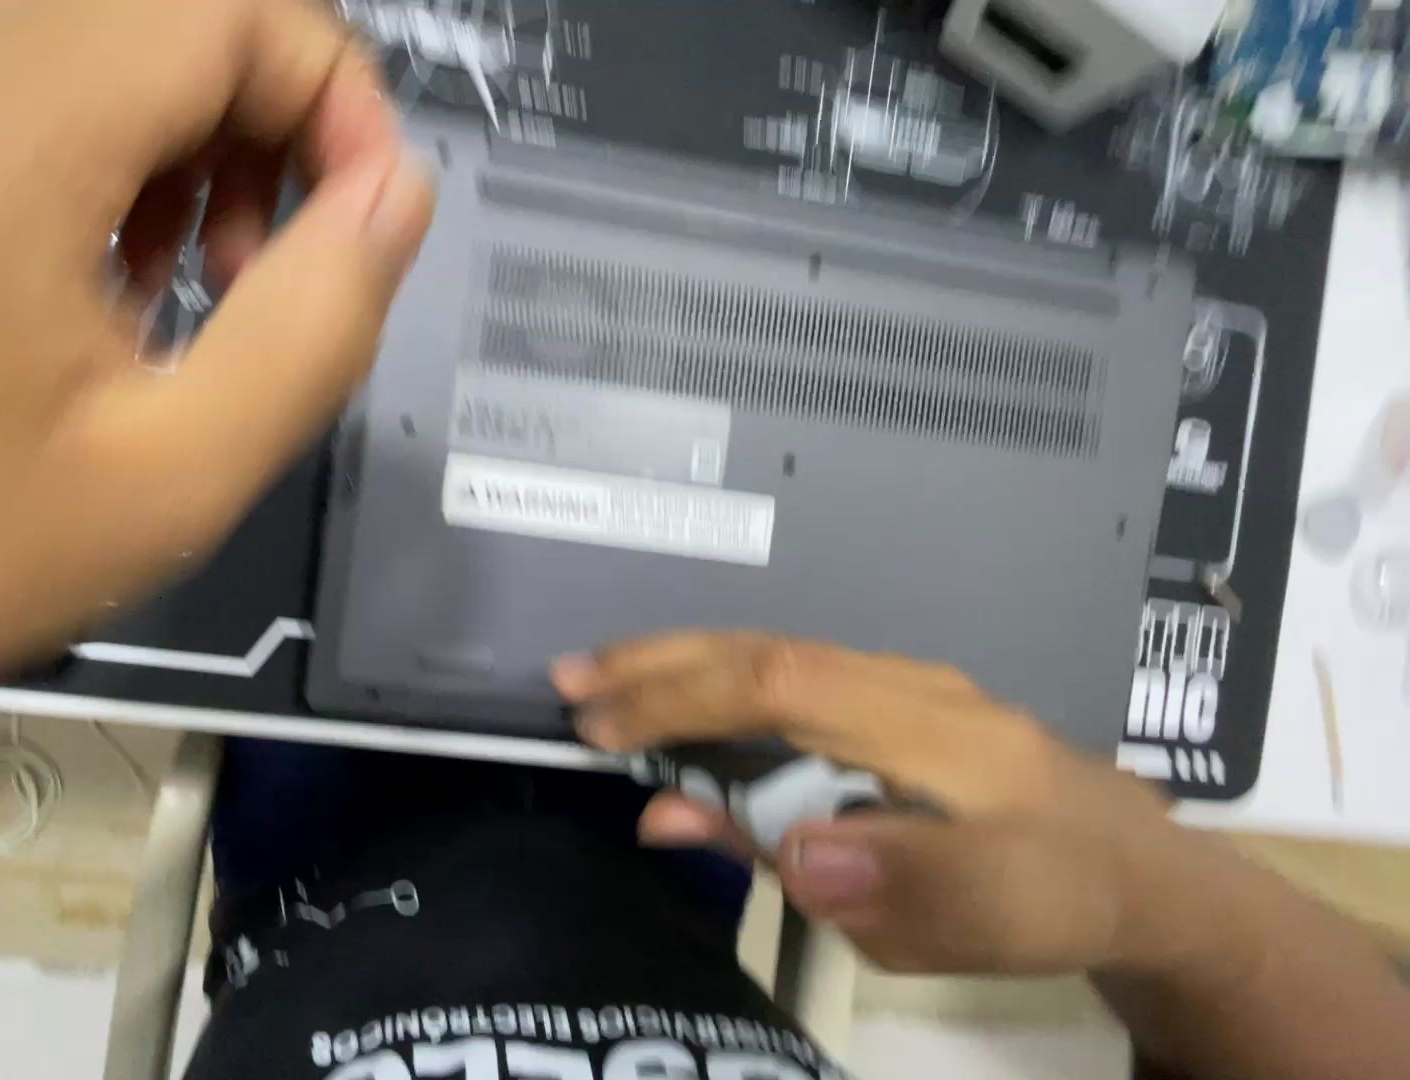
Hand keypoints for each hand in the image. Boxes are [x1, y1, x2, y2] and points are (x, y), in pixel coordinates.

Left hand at [0, 0, 433, 714]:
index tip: (366, 224)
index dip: (335, 96)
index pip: (226, 6)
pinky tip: (130, 265)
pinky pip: (42, 71)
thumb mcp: (190, 471)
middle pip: (171, 6)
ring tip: (214, 274)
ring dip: (206, 132)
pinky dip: (131, 144)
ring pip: (112, 28)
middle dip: (276, 116)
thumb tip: (395, 195)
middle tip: (283, 264)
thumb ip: (318, 322)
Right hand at [553, 632, 1176, 975]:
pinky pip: (778, 675)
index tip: (601, 729)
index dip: (682, 700)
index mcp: (935, 730)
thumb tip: (786, 853)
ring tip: (599, 679)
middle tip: (569, 681)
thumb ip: (906, 890)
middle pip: (761, 653)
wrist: (1145, 870)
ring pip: (763, 653)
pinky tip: (668, 697)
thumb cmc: (1071, 899)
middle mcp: (904, 686)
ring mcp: (891, 685)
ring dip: (672, 663)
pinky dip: (708, 679)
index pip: (782, 688)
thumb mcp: (1009, 922)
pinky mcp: (878, 698)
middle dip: (656, 664)